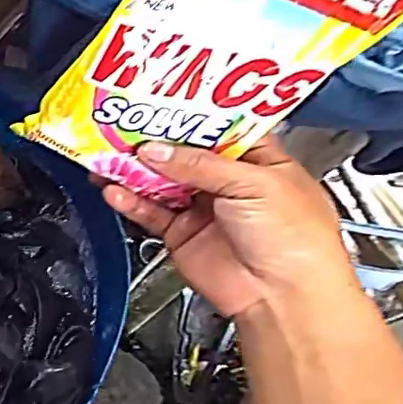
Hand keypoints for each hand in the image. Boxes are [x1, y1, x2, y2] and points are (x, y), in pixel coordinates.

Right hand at [100, 136, 360, 318]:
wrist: (283, 298)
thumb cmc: (296, 241)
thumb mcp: (254, 185)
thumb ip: (200, 165)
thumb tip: (155, 150)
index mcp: (257, 161)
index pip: (216, 129)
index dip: (186, 117)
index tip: (155, 105)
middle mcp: (227, 181)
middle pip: (178, 154)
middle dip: (149, 143)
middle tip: (119, 130)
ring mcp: (201, 206)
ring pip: (157, 181)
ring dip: (131, 171)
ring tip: (105, 159)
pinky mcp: (180, 231)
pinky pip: (147, 211)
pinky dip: (128, 201)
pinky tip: (114, 190)